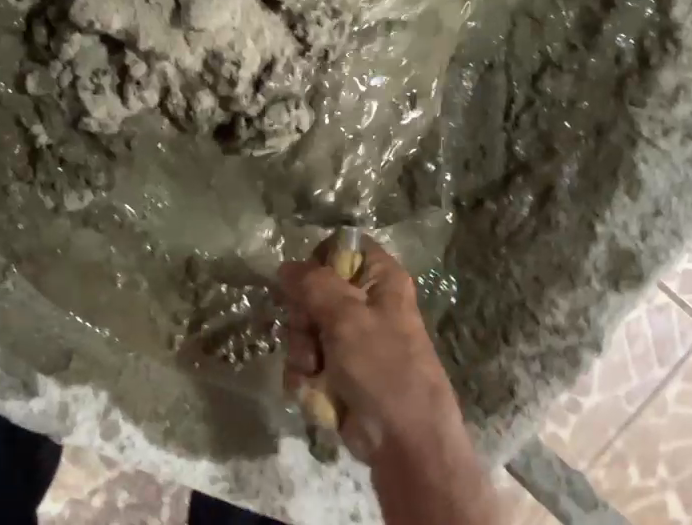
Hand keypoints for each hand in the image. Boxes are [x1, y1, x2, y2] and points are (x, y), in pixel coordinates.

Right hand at [279, 241, 465, 463]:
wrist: (405, 444)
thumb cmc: (384, 369)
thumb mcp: (347, 317)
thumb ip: (312, 284)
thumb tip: (286, 267)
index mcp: (380, 279)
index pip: (342, 247)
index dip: (318, 260)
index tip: (306, 281)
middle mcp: (365, 303)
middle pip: (312, 290)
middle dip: (302, 317)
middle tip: (310, 334)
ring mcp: (350, 339)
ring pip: (303, 328)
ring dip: (301, 351)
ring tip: (315, 371)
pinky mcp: (338, 371)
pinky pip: (305, 359)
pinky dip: (304, 375)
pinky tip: (314, 390)